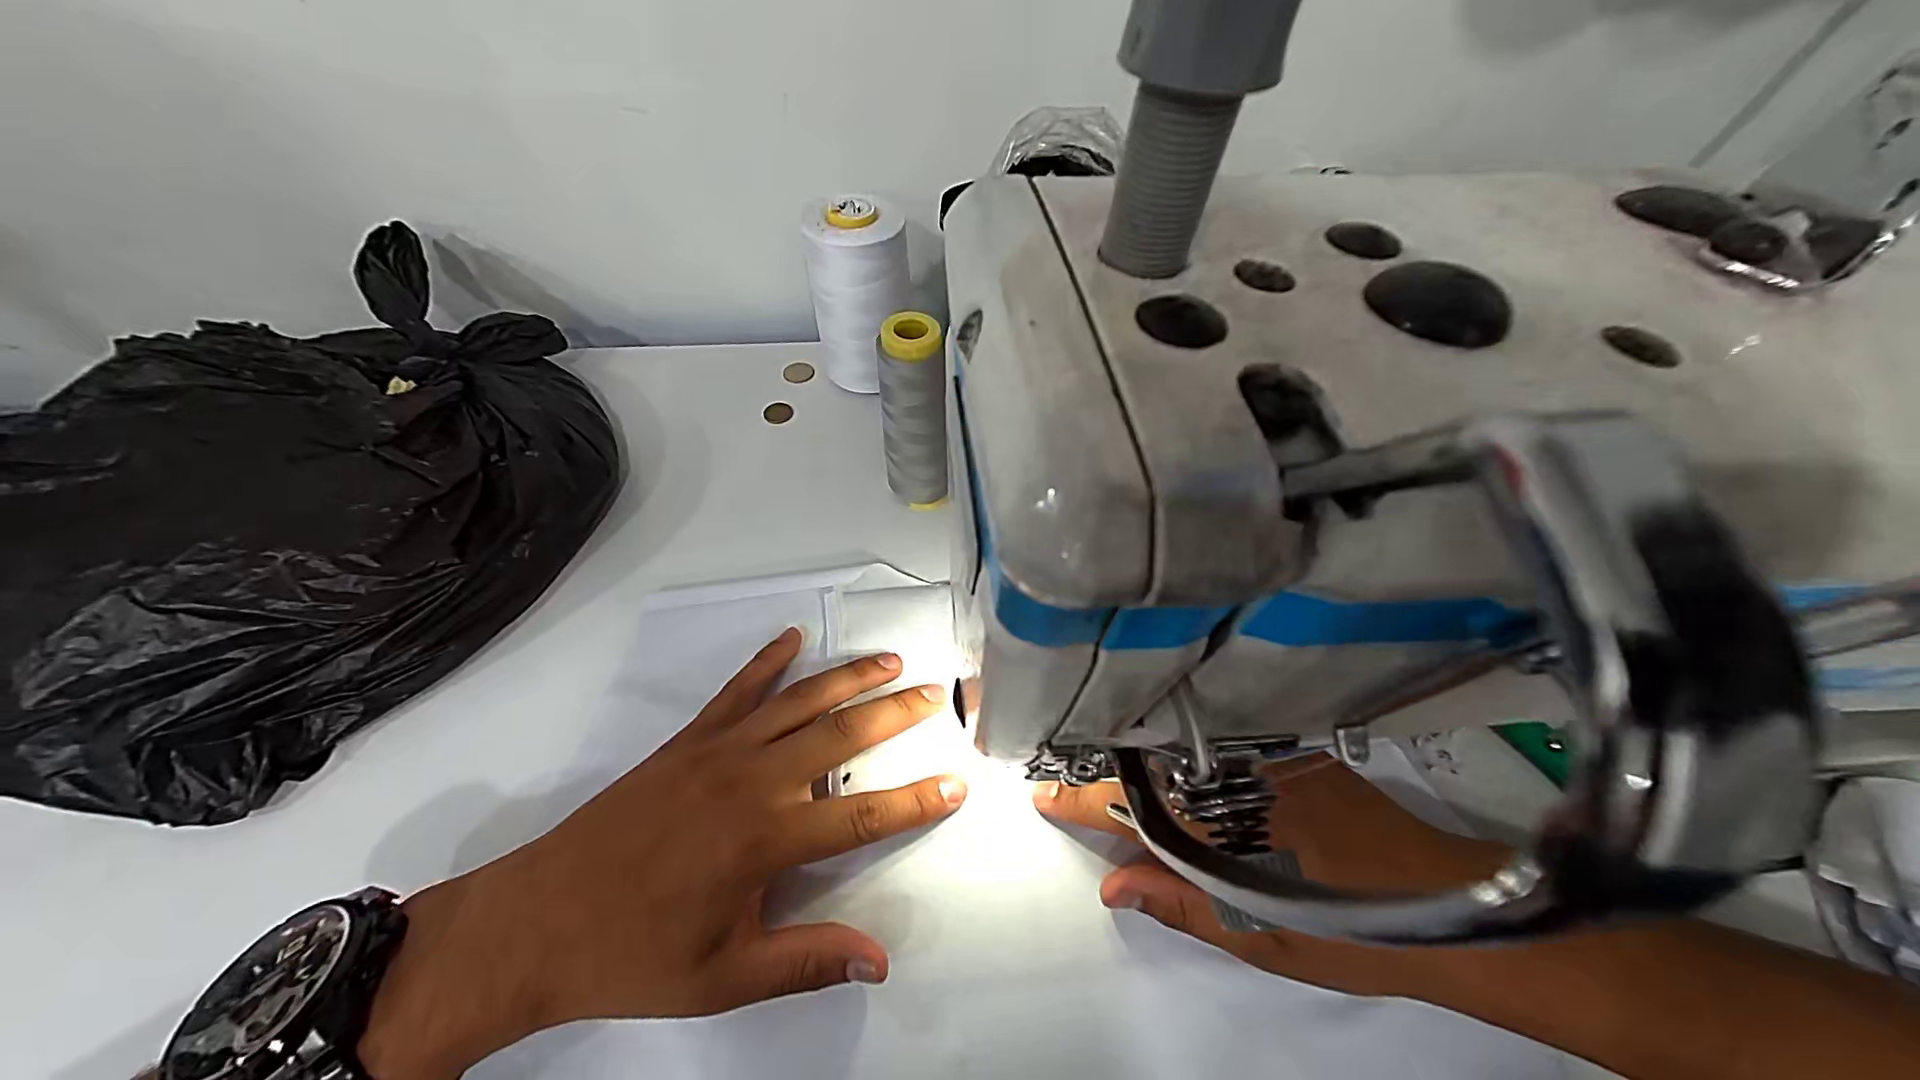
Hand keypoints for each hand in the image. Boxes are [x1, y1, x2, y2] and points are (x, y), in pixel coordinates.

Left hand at [358, 629, 966, 1079]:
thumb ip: (806, 961)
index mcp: (764, 841)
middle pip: (841, 736)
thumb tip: (879, 960)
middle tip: (936, 694)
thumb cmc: (634, 954)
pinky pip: (738, 690)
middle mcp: (750, 782)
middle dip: (896, 712)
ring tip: (891, 659)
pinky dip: (768, 661)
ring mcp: (718, 751)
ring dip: (849, 676)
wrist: (536, 920)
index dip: (915, 800)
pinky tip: (793, 637)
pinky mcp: (687, 740)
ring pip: (799, 701)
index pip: (861, 814)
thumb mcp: (723, 977)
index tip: (956, 781)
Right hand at [1038, 756, 1919, 1079]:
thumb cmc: (1354, 933)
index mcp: (1217, 823)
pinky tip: (1175, 753)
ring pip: (1179, 749)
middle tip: (1062, 774)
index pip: (1127, 803)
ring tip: (1104, 758)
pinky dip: (1186, 750)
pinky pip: (1219, 742)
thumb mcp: (1260, 937)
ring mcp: (1263, 754)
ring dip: (1138, 754)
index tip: (1041, 793)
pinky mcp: (1292, 745)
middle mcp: (1232, 776)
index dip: (1078, 800)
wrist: (1458, 906)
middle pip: (1144, 766)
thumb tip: (1112, 884)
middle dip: (1098, 770)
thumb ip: (1179, 904)